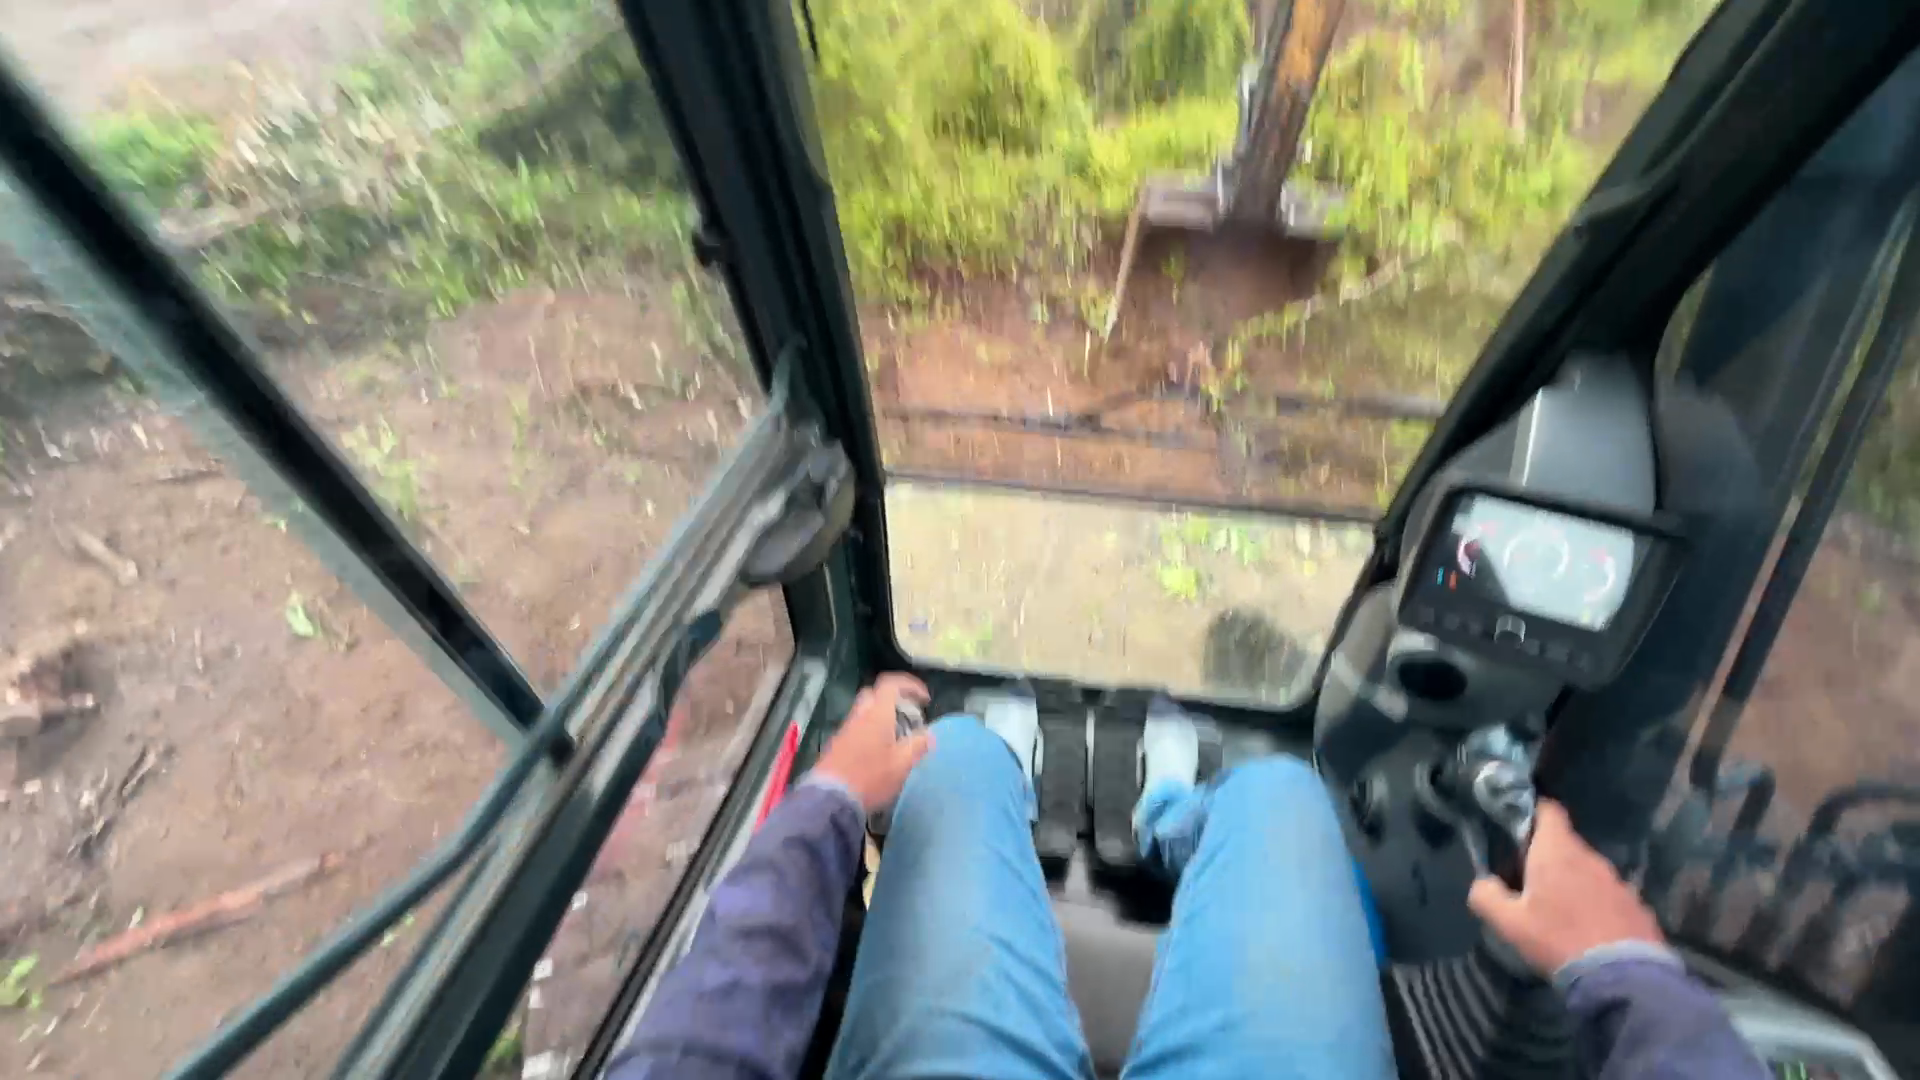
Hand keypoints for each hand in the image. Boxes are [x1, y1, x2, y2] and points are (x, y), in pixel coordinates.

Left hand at [811, 673, 932, 810]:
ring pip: (866, 711)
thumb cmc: (870, 777)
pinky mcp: (838, 744)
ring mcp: (846, 729)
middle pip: (876, 694)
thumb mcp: (902, 764)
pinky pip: (858, 727)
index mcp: (877, 714)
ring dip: (883, 717)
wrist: (830, 798)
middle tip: (908, 717)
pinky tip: (880, 752)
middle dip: (894, 700)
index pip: (891, 684)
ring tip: (898, 738)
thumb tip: (929, 735)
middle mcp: (860, 716)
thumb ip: (917, 746)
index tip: (924, 699)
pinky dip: (871, 730)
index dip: (910, 685)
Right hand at [1467, 799, 1665, 976]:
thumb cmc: (1558, 940)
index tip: (1516, 823)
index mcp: (1556, 851)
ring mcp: (1621, 885)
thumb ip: (1485, 894)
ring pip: (1589, 871)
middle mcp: (1591, 859)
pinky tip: (1590, 930)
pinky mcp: (1641, 910)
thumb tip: (1484, 882)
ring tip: (1562, 909)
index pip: (1548, 810)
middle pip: (1565, 844)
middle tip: (1529, 879)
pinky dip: (1598, 904)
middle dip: (1547, 855)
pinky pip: (1611, 896)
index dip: (1531, 810)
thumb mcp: (1507, 922)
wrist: (1628, 984)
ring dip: (1574, 881)